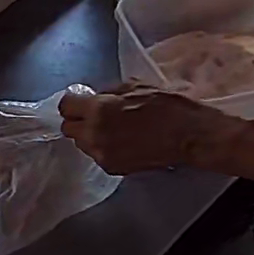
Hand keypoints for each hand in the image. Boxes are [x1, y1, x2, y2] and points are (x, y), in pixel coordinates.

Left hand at [59, 85, 236, 174]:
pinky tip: (122, 142)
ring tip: (112, 130)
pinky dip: (104, 148)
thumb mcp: (134, 86)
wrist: (187, 135)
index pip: (65, 107)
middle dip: (78, 121)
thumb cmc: (165, 106)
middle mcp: (94, 134)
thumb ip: (107, 93)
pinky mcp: (112, 168)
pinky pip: (97, 155)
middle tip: (95, 116)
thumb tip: (92, 98)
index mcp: (98, 109)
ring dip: (90, 136)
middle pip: (68, 129)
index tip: (80, 102)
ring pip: (82, 144)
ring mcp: (102, 154)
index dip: (73, 103)